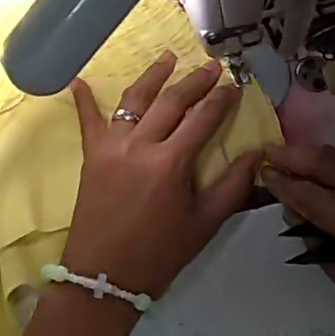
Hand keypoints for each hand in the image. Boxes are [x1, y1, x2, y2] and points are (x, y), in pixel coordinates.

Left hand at [60, 53, 261, 304]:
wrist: (104, 278)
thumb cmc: (160, 254)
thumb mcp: (206, 224)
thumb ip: (233, 186)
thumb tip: (256, 154)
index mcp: (171, 163)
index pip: (203, 118)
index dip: (222, 99)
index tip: (235, 85)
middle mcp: (140, 145)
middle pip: (171, 101)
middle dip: (195, 81)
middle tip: (211, 67)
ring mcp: (111, 148)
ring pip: (134, 100)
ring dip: (153, 76)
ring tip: (168, 57)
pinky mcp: (91, 157)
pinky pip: (88, 122)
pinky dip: (83, 100)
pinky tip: (78, 80)